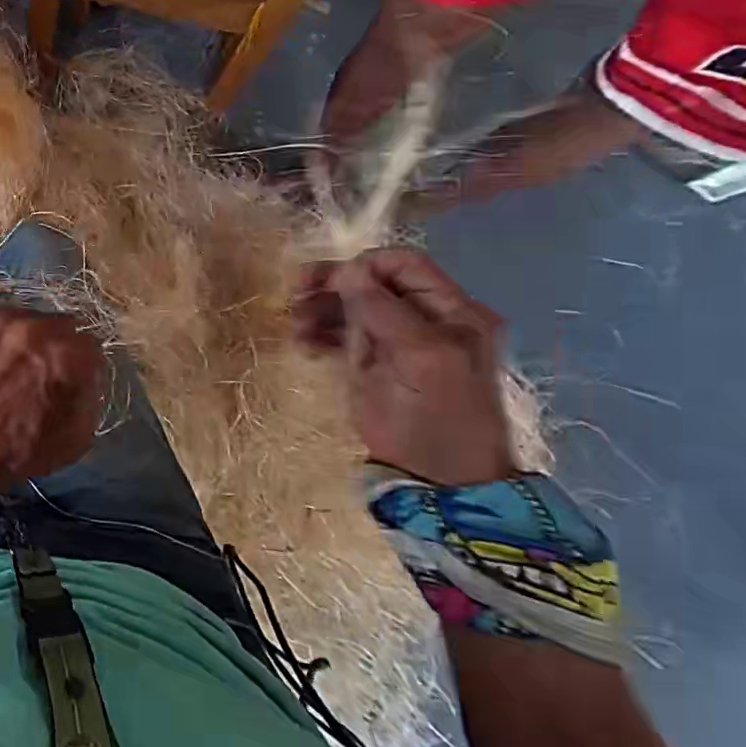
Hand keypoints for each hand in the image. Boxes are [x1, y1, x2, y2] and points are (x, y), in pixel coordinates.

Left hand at [0, 308, 103, 539]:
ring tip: (18, 365)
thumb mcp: (79, 431)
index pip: (91, 346)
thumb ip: (89, 390)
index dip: (83, 366)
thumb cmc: (24, 449)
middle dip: (59, 347)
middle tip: (45, 370)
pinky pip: (3, 321)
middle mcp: (39, 329)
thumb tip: (85, 371)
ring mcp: (5, 320)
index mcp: (69, 355)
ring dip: (31, 338)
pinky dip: (3, 336)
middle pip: (63, 327)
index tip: (72, 377)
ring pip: (32, 320)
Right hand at [293, 248, 514, 484]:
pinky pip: (341, 332)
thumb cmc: (436, 419)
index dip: (364, 267)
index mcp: (451, 312)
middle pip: (370, 282)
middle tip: (294, 293)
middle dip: (331, 285)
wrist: (437, 480)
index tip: (329, 284)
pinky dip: (318, 332)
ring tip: (296, 327)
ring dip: (319, 309)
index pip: (403, 265)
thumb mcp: (419, 359)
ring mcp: (397, 341)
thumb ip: (385, 311)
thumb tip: (348, 269)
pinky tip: (303, 344)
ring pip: (350, 305)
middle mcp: (424, 319)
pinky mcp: (372, 362)